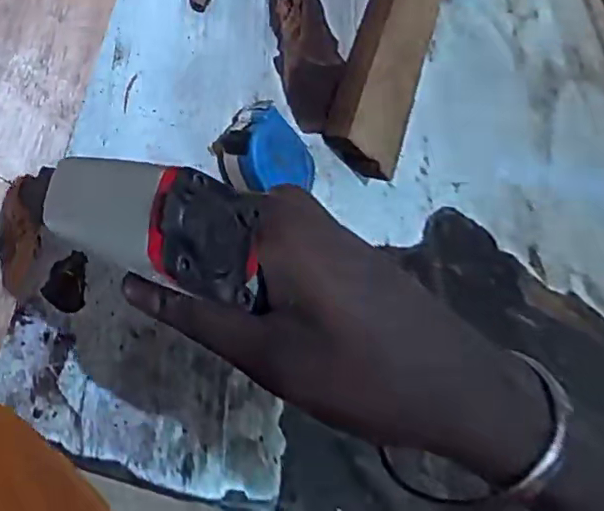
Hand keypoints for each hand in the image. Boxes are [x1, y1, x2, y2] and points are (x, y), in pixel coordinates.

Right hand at [122, 185, 551, 482]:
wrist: (474, 398)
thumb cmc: (363, 372)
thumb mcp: (269, 355)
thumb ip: (193, 314)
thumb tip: (129, 285)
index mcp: (271, 220)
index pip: (187, 213)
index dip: (164, 246)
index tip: (152, 277)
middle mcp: (291, 206)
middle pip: (215, 221)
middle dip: (199, 259)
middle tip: (199, 307)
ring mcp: (319, 220)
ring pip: (244, 232)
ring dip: (231, 267)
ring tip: (237, 315)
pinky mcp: (337, 240)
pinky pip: (276, 240)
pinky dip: (260, 267)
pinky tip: (277, 312)